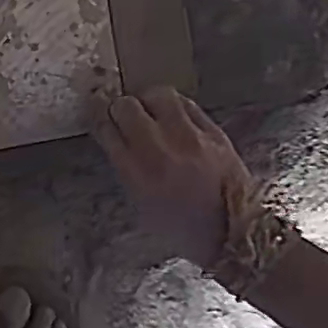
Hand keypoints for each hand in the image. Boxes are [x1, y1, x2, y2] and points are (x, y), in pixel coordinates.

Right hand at [94, 87, 253, 265]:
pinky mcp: (213, 132)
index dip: (96, 114)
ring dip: (146, 99)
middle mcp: (158, 150)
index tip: (95, 109)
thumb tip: (114, 136)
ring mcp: (188, 138)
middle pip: (126, 106)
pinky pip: (186, 104)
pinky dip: (173, 105)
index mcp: (134, 172)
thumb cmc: (179, 226)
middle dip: (118, 106)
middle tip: (120, 110)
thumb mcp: (139, 201)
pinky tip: (171, 113)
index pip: (105, 128)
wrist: (232, 232)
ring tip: (147, 108)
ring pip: (157, 96)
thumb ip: (125, 166)